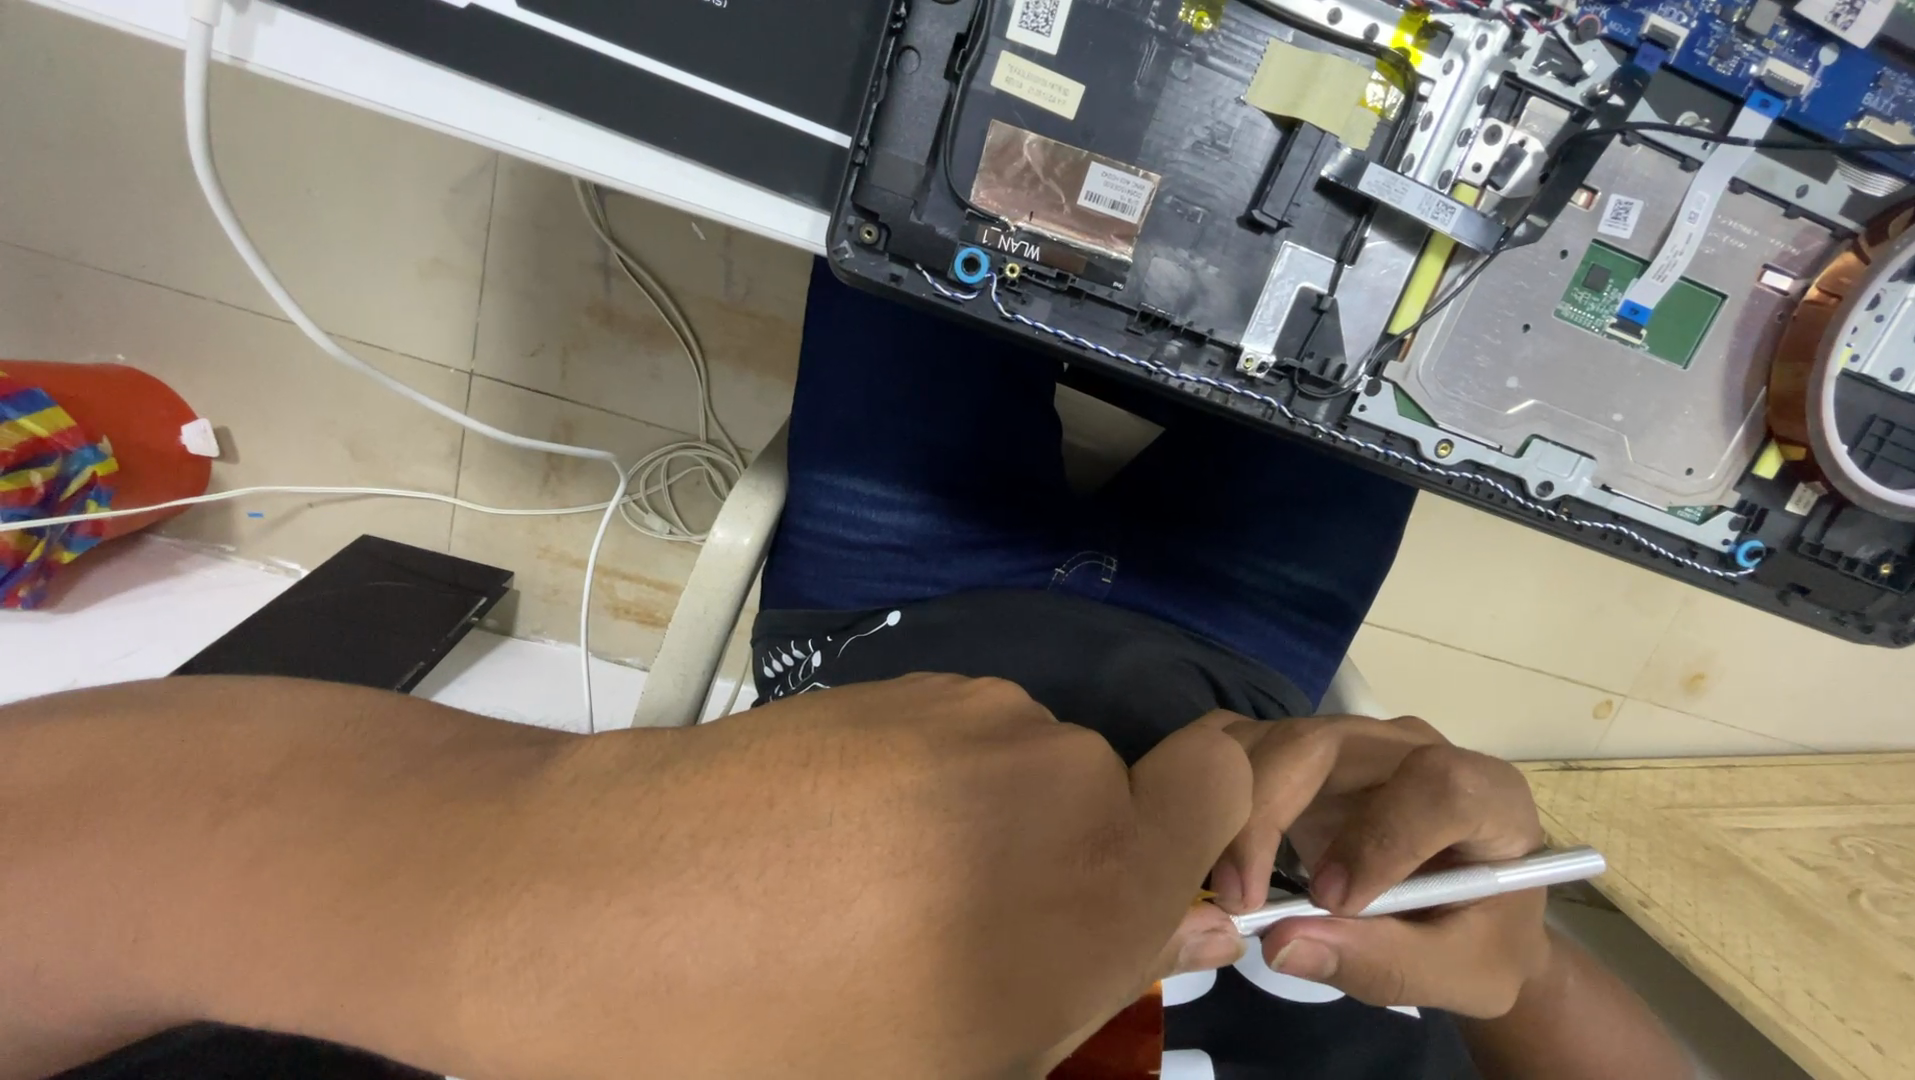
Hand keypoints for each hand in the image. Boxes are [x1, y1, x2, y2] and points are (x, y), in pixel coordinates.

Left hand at [459, 674, 1254, 1077]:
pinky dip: (941, 782)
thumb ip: (1090, 983)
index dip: (1215, 821)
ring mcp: (971, 708)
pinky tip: (851, 833)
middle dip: (1074, 856)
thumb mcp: (960, 1062)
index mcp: (1090, 884)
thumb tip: (1184, 919)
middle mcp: (1053, 768)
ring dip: (998, 821)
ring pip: (1032, 766)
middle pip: (1115, 795)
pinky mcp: (902, 680)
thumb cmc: (784, 1035)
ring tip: (892, 883)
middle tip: (980, 928)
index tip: (1153, 883)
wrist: (605, 901)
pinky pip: (964, 735)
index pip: (1222, 784)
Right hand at [1202, 716, 1549, 1017]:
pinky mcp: (1296, 750)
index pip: (1438, 784)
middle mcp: (1405, 746)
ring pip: (1271, 739)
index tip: (1336, 903)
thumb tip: (1279, 942)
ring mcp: (1344, 740)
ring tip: (1219, 880)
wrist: (1457, 910)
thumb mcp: (1462, 974)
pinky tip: (1202, 841)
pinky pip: (1241, 744)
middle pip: (1322, 745)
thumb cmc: (1476, 937)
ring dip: (1228, 802)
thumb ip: (1385, 962)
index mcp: (1483, 793)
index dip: (1382, 838)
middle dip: (1266, 812)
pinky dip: (1208, 784)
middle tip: (1237, 895)